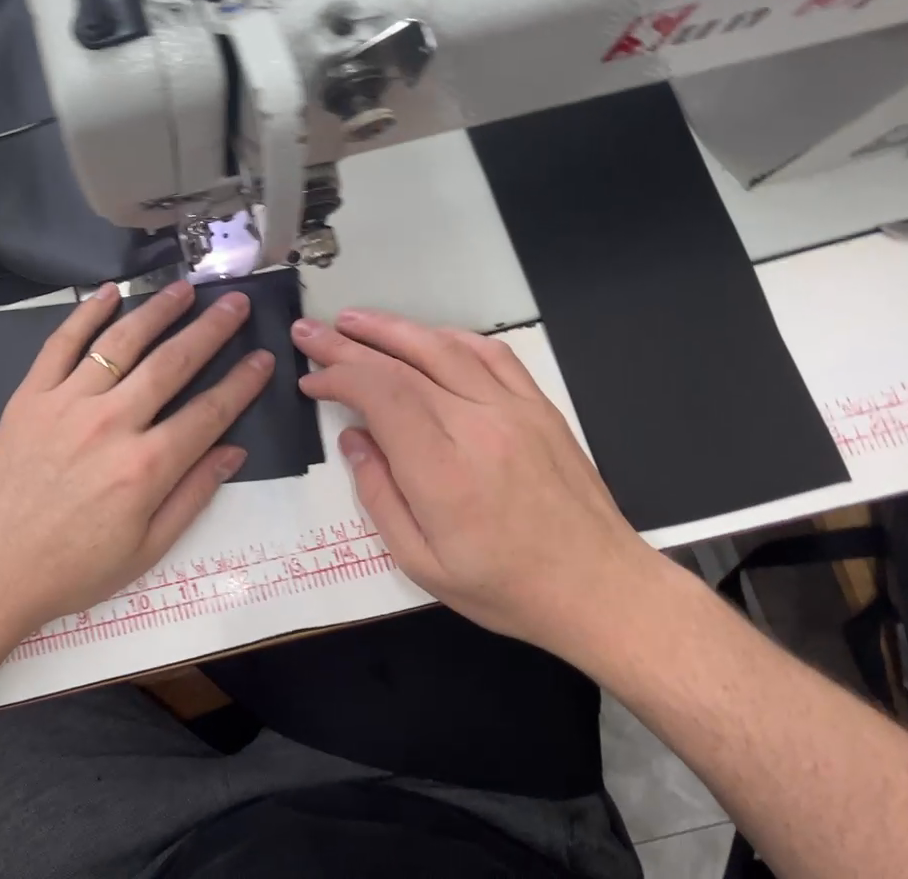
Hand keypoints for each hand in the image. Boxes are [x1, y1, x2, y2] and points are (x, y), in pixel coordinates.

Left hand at [0, 281, 274, 638]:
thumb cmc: (73, 568)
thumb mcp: (147, 550)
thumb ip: (193, 496)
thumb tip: (233, 451)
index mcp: (145, 467)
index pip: (209, 412)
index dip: (242, 383)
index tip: (263, 357)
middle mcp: (110, 423)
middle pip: (172, 363)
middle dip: (210, 329)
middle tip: (236, 303)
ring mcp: (66, 403)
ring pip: (121, 342)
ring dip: (157, 310)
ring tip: (185, 288)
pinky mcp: (29, 397)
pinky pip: (61, 344)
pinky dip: (86, 314)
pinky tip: (109, 292)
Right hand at [291, 310, 664, 653]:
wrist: (599, 588)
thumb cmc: (503, 587)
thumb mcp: (421, 563)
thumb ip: (379, 496)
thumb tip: (354, 440)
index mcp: (443, 473)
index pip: (380, 396)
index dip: (338, 377)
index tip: (310, 380)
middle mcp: (478, 428)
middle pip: (403, 365)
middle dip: (347, 343)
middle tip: (308, 329)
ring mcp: (514, 411)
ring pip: (444, 348)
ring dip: (392, 328)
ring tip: (353, 319)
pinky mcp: (540, 408)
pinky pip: (492, 354)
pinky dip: (450, 337)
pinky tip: (424, 336)